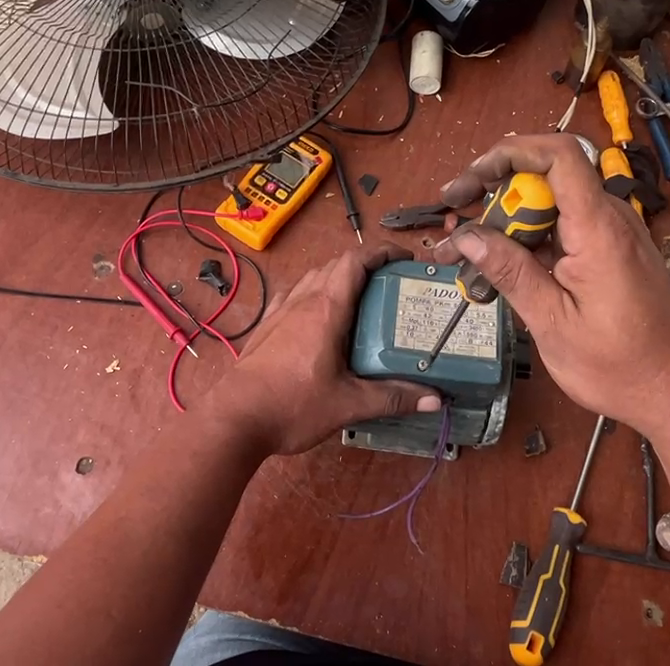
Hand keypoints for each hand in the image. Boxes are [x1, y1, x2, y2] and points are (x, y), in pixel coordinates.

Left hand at [205, 244, 440, 456]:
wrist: (235, 418)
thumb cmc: (294, 405)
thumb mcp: (349, 404)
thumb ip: (391, 398)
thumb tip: (434, 399)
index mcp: (327, 308)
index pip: (356, 260)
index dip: (381, 251)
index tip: (404, 258)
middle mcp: (303, 300)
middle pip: (336, 264)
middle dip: (365, 265)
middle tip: (389, 284)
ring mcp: (280, 311)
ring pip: (313, 277)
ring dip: (338, 277)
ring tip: (359, 299)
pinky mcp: (266, 326)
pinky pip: (294, 294)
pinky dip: (314, 293)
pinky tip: (319, 316)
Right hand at [434, 134, 669, 432]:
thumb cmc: (622, 367)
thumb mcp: (554, 324)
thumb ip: (511, 273)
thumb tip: (468, 236)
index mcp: (598, 228)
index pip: (559, 156)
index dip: (512, 152)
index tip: (472, 179)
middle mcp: (608, 218)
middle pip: (546, 176)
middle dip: (494, 189)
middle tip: (454, 215)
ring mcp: (610, 233)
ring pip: (549, 203)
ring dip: (506, 218)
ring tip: (465, 247)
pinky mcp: (608, 250)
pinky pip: (562, 227)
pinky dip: (527, 238)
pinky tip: (498, 263)